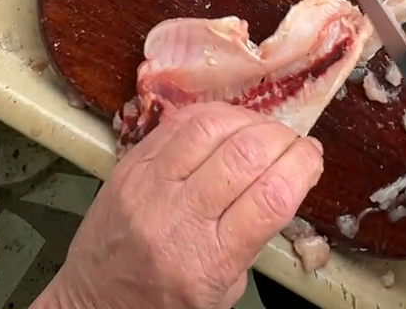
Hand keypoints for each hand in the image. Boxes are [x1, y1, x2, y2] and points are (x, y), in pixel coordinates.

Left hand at [34, 103, 324, 308]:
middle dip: (281, 139)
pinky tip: (229, 122)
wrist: (93, 303)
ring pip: (210, 127)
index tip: (313, 158)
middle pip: (244, 156)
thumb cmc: (164, 304)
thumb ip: (250, 236)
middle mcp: (176, 220)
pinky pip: (179, 122)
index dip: (301, 167)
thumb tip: (284, 175)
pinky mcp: (131, 163)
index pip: (269, 199)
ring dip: (249, 120)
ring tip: (263, 129)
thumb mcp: (222, 290)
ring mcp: (149, 186)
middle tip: (293, 141)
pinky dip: (214, 115)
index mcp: (206, 264)